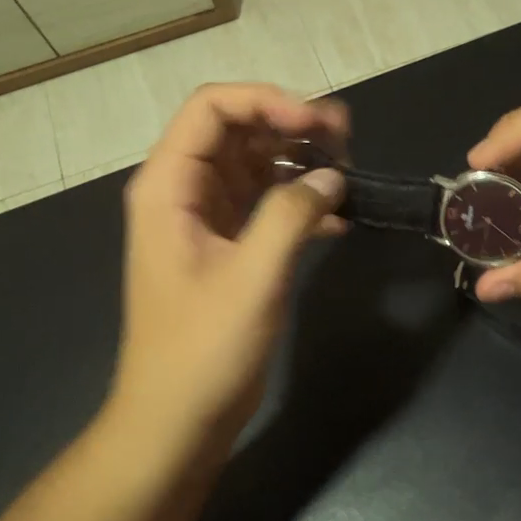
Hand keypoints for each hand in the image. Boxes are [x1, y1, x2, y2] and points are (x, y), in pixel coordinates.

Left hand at [108, 84, 349, 433]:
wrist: (178, 418)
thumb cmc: (204, 348)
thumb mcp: (252, 276)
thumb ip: (293, 214)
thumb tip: (332, 176)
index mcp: (170, 186)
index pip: (212, 109)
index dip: (267, 102)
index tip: (320, 126)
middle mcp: (185, 193)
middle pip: (237, 130)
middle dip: (290, 125)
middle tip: (347, 138)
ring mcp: (207, 221)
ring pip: (255, 166)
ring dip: (300, 162)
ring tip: (350, 172)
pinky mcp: (229, 249)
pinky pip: (267, 206)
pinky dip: (301, 202)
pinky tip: (339, 219)